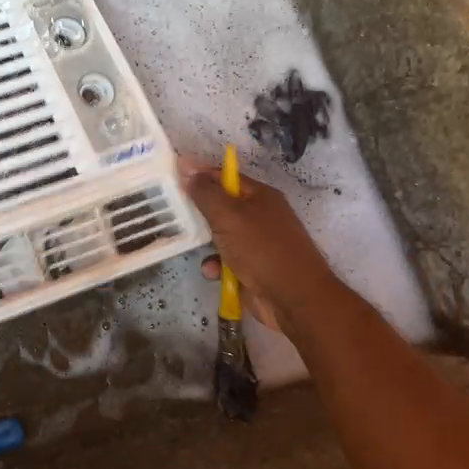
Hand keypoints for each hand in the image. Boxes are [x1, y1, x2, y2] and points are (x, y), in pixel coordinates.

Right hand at [180, 158, 344, 335]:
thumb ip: (205, 192)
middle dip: (199, 211)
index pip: (224, 177)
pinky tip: (213, 272)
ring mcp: (257, 243)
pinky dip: (216, 265)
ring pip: (220, 235)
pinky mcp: (252, 268)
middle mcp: (260, 216)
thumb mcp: (228, 214)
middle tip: (173, 212)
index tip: (173, 177)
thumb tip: (188, 168)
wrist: (295, 299)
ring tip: (191, 247)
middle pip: (221, 206)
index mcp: (260, 196)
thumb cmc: (262, 249)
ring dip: (205, 243)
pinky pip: (226, 260)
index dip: (200, 175)